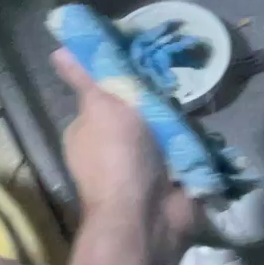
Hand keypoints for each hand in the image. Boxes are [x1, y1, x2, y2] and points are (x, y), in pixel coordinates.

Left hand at [52, 49, 198, 250]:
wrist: (150, 216)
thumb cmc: (119, 158)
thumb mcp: (100, 107)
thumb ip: (88, 78)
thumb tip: (59, 48)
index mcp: (91, 130)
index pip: (111, 94)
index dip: (129, 79)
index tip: (149, 65)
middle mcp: (117, 147)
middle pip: (147, 109)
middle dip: (164, 102)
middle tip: (176, 92)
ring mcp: (148, 164)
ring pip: (173, 130)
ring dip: (186, 126)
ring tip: (193, 119)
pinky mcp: (176, 178)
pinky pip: (191, 151)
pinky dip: (199, 147)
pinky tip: (204, 139)